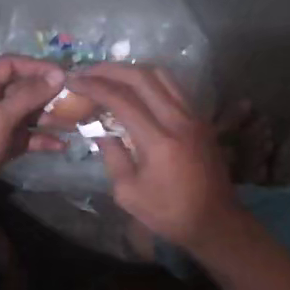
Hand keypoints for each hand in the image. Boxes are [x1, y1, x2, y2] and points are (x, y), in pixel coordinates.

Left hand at [0, 57, 66, 227]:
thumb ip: (29, 96)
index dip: (38, 68)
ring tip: (77, 123)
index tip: (66, 77)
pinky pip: (25, 138)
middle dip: (49, 94)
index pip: (11, 66)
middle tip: (78, 101)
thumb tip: (59, 75)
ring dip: (50, 118)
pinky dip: (42, 140)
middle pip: (23, 90)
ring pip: (27, 115)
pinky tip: (62, 146)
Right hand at [68, 64, 257, 256]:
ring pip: (164, 77)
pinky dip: (153, 82)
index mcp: (159, 140)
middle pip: (144, 78)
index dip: (95, 86)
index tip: (74, 81)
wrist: (215, 219)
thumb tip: (101, 131)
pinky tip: (136, 88)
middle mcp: (180, 120)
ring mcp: (195, 116)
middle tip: (88, 70)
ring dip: (134, 71)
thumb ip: (113, 156)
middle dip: (112, 69)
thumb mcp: (129, 193)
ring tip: (110, 74)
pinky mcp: (202, 119)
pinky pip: (176, 89)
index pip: (123, 100)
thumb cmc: (169, 213)